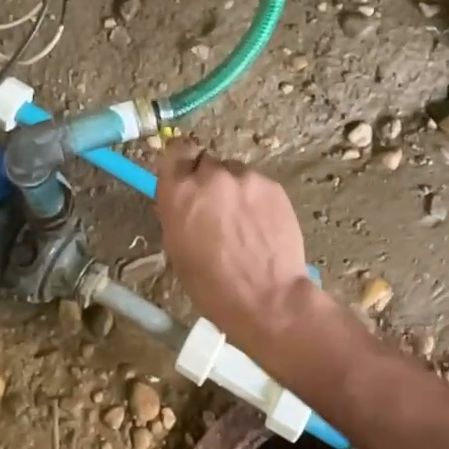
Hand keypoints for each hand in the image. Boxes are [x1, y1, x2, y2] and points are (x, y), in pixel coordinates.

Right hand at [156, 141, 315, 356]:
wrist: (266, 298)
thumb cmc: (212, 285)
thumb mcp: (177, 248)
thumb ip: (178, 211)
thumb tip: (185, 199)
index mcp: (179, 192)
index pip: (176, 151)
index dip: (182, 161)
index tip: (186, 173)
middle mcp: (210, 176)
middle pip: (206, 162)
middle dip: (209, 180)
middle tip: (217, 207)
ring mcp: (245, 178)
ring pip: (234, 172)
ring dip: (234, 188)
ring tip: (244, 220)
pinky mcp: (273, 185)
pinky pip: (258, 184)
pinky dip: (257, 199)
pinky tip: (262, 225)